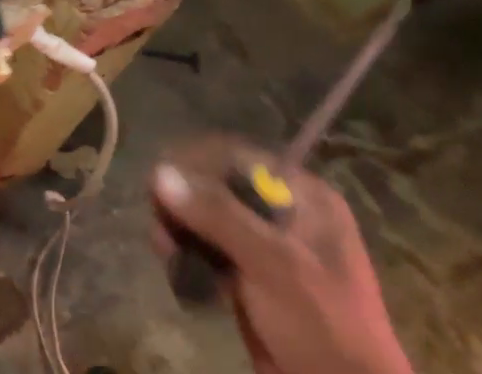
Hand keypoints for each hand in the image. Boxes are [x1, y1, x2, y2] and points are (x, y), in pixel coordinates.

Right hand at [150, 136, 411, 373]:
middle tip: (159, 222)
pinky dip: (188, 255)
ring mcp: (265, 247)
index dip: (196, 163)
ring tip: (164, 250)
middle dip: (184, 202)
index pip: (238, 158)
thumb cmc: (323, 324)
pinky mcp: (248, 277)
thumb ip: (218, 216)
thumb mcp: (274, 265)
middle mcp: (284, 213)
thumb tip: (159, 173)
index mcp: (305, 198)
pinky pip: (207, 250)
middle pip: (217, 187)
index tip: (159, 180)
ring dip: (180, 230)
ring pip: (206, 219)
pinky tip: (176, 267)